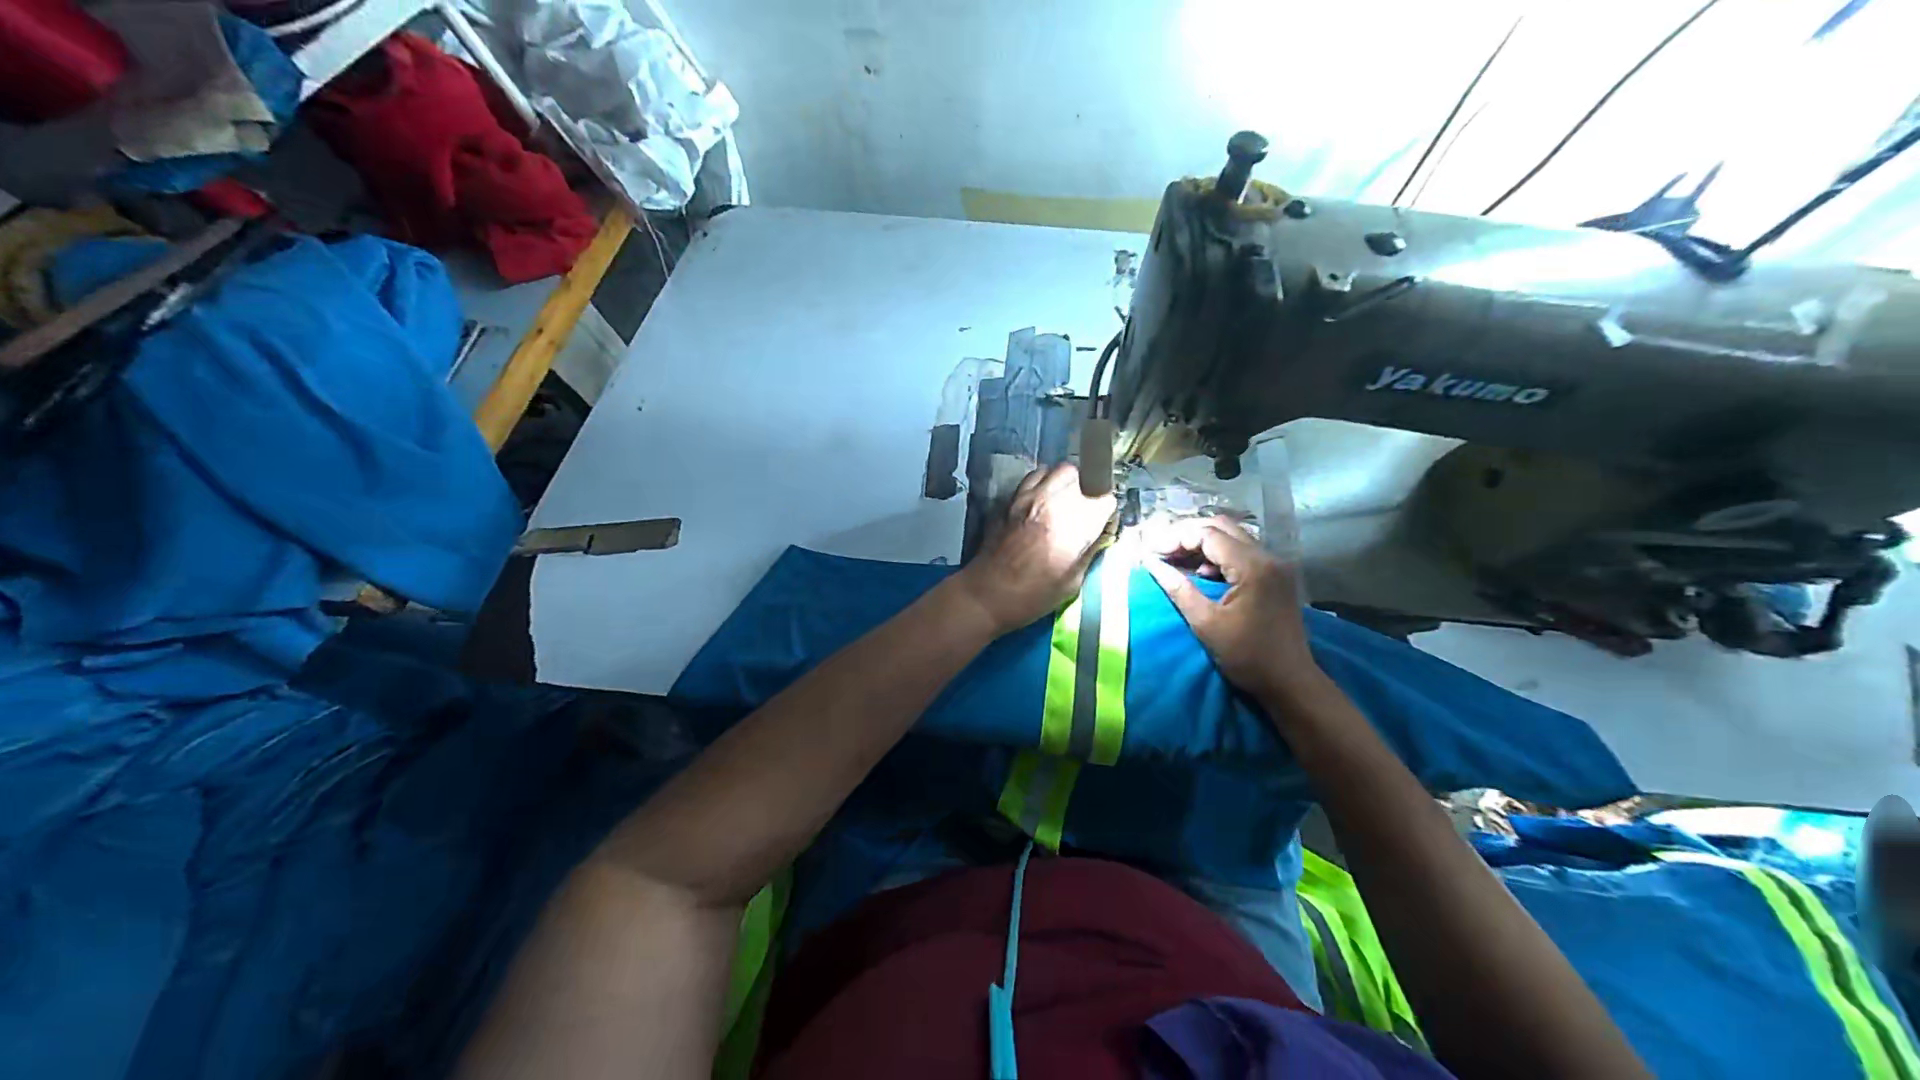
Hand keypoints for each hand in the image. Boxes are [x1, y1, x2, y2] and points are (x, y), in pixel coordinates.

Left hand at [951, 463, 1115, 634]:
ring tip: (1064, 502)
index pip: (1106, 499)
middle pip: (1083, 477)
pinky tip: (1042, 501)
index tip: (1101, 525)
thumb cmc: (1033, 596)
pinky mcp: (1011, 497)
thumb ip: (1089, 551)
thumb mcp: (1073, 581)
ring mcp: (1030, 496)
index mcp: (1075, 525)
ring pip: (1058, 470)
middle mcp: (1054, 502)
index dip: (1106, 513)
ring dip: (1066, 483)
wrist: (987, 594)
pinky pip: (1034, 476)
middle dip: (1088, 491)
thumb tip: (1098, 535)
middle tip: (1084, 512)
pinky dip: (1043, 483)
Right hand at [1140, 517, 1326, 706]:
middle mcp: (1268, 557)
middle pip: (1222, 527)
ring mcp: (1275, 565)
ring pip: (1233, 537)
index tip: (1151, 552)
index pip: (1208, 534)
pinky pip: (1242, 552)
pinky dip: (1218, 555)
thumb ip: (1178, 589)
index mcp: (1253, 567)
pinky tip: (1200, 572)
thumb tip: (1151, 564)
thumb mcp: (1205, 623)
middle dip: (1187, 534)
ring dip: (1202, 543)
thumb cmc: (1247, 656)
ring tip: (1174, 559)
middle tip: (1160, 550)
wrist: (1290, 682)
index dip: (1176, 538)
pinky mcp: (1275, 576)